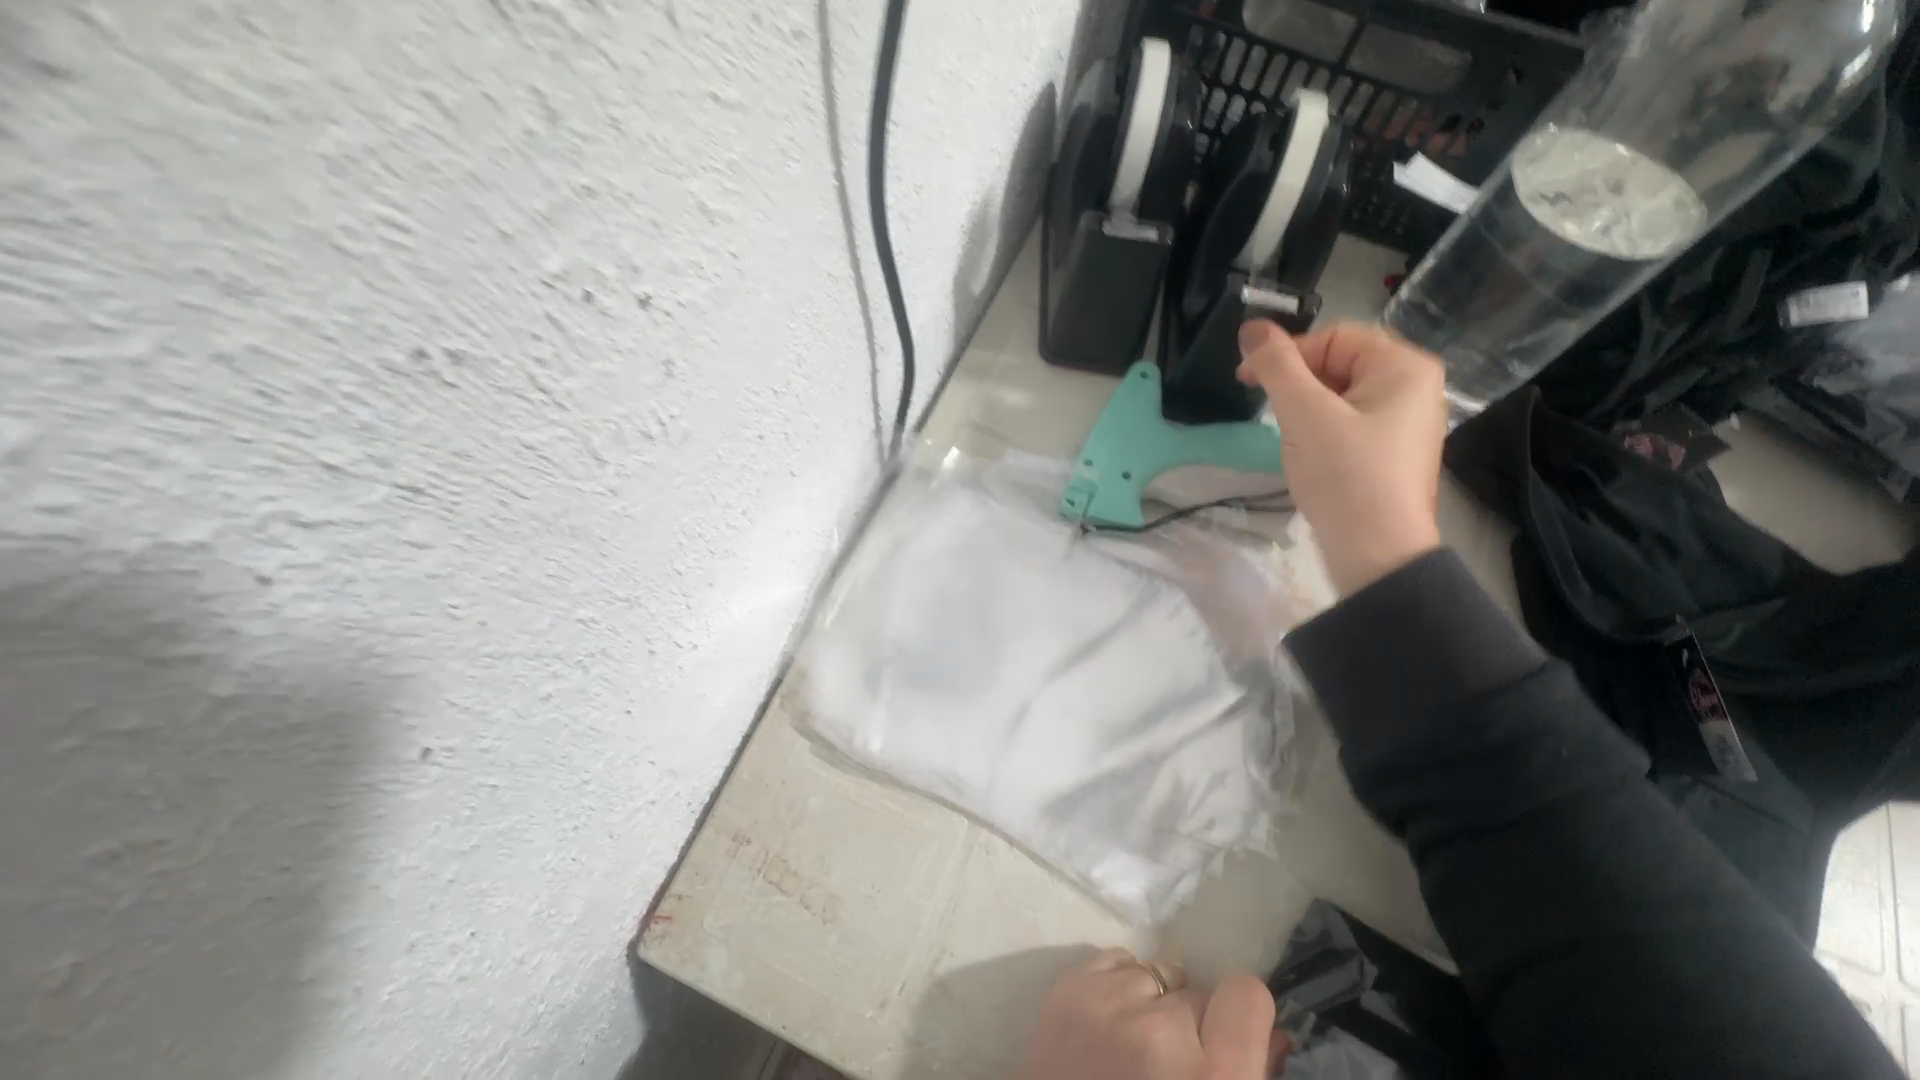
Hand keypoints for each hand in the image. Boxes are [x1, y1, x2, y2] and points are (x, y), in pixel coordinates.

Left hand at [1011, 948, 1288, 1079]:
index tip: (1222, 1037)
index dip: (1239, 1016)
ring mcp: (1112, 1003)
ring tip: (1132, 1043)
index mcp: (1215, 1075)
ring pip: (1155, 973)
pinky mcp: (1069, 988)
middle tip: (1168, 1062)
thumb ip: (1249, 1072)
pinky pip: (1117, 959)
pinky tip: (1109, 1022)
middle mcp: (1164, 1030)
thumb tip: (1275, 1035)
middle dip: (1189, 1021)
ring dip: (1150, 1002)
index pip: (1248, 995)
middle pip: (1197, 991)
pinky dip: (1117, 985)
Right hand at [1236, 320, 1446, 595]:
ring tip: (1290, 437)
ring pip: (1341, 395)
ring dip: (1305, 408)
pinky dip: (1321, 430)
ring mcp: (1406, 422)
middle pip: (1340, 363)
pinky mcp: (1392, 453)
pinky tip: (1308, 455)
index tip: (1247, 381)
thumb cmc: (1344, 476)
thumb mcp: (1304, 414)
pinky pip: (1349, 423)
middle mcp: (1414, 387)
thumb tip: (1251, 326)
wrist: (1376, 554)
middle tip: (1267, 411)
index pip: (1334, 337)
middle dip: (1297, 383)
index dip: (1287, 353)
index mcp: (1404, 367)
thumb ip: (1276, 365)